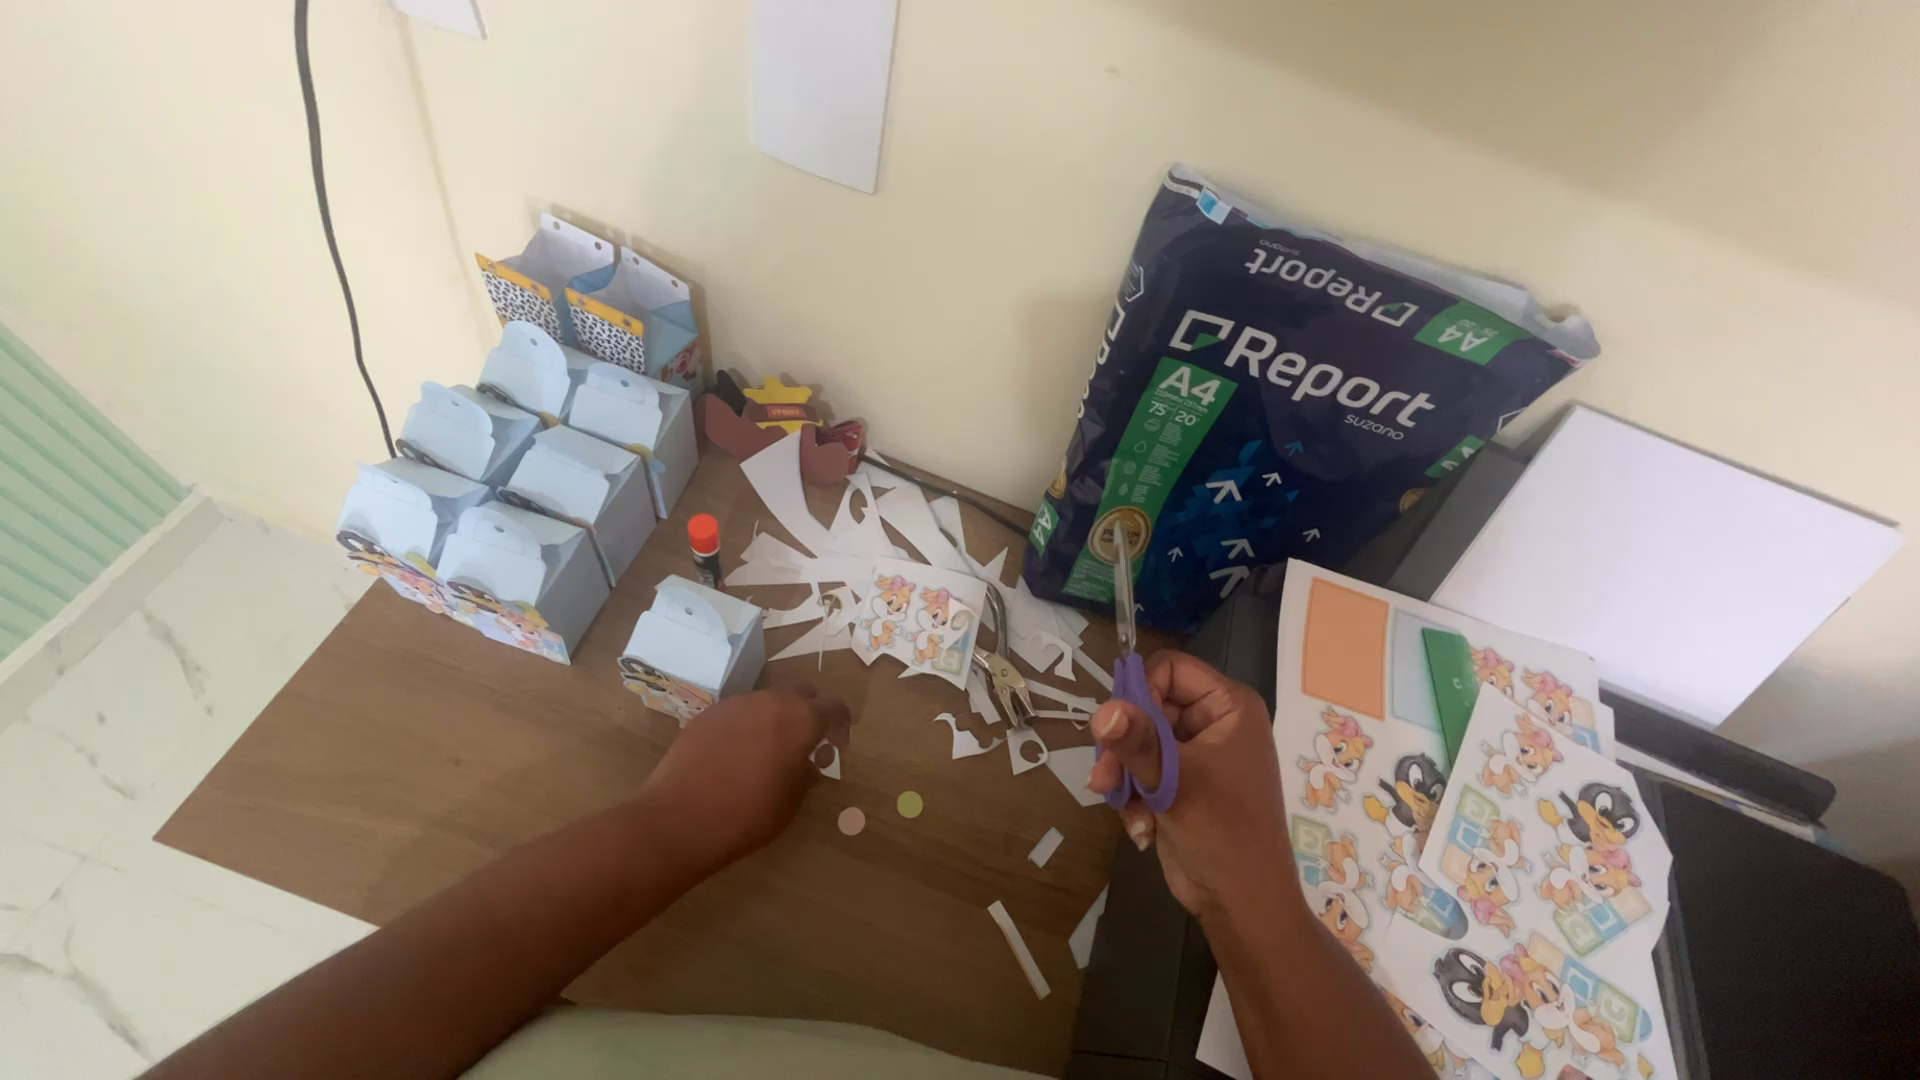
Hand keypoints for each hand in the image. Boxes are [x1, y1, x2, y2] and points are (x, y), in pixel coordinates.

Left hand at [637, 683, 851, 877]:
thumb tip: (807, 761)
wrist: (678, 818)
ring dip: (778, 717)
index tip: (837, 746)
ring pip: (768, 699)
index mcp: (800, 718)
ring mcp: (735, 703)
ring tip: (771, 749)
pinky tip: (738, 753)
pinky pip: (739, 711)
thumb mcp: (792, 800)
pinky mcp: (707, 714)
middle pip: (802, 692)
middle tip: (809, 742)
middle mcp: (770, 700)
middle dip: (811, 712)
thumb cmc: (747, 813)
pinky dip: (748, 724)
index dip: (841, 724)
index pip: (834, 706)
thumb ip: (807, 772)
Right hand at [1087, 651, 1292, 917]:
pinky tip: (1140, 823)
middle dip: (1125, 744)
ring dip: (1124, 774)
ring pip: (1137, 738)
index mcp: (1228, 706)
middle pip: (1147, 704)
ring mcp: (1196, 751)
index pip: (1170, 668)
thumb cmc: (1223, 836)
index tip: (1121, 727)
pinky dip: (1133, 793)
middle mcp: (1213, 720)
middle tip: (1107, 779)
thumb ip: (1137, 743)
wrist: (1242, 905)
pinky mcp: (1180, 779)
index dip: (1140, 691)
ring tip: (1122, 805)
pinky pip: (1140, 767)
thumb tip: (1102, 710)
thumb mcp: (1176, 783)